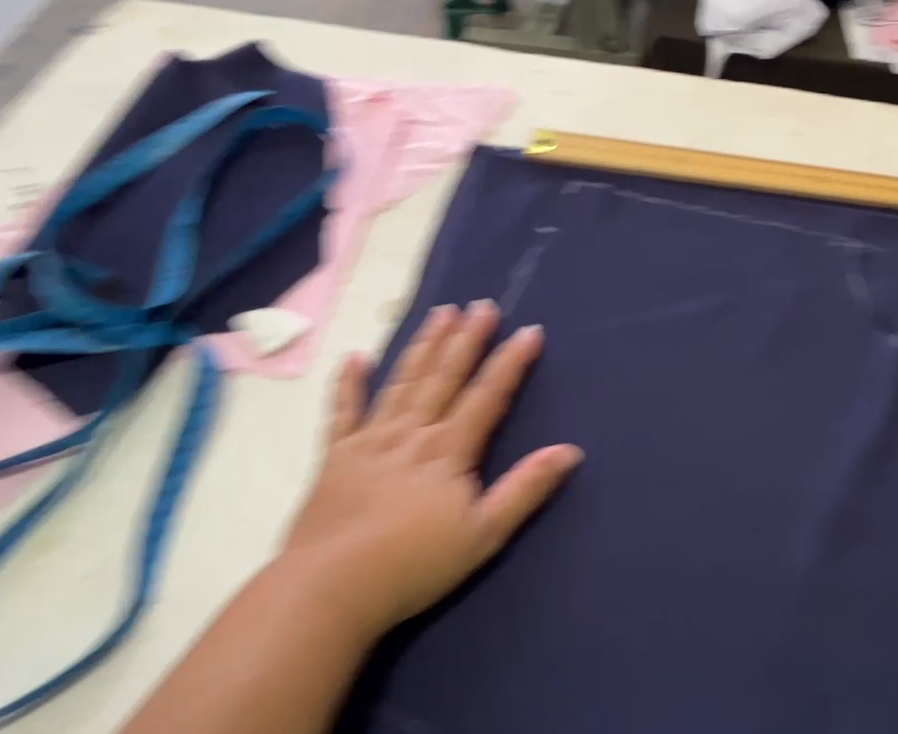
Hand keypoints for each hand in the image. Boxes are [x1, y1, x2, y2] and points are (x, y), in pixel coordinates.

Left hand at [276, 299, 581, 634]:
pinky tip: (355, 357)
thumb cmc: (413, 565)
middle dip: (467, 339)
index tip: (529, 330)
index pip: (488, 396)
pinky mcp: (335, 456)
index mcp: (449, 450)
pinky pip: (343, 411)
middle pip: (445, 377)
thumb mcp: (483, 534)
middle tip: (482, 305)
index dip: (510, 362)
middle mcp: (413, 433)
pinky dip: (348, 383)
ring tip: (440, 313)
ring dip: (424, 345)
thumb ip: (525, 489)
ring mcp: (370, 440)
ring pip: (404, 381)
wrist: (328, 590)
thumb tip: (569, 451)